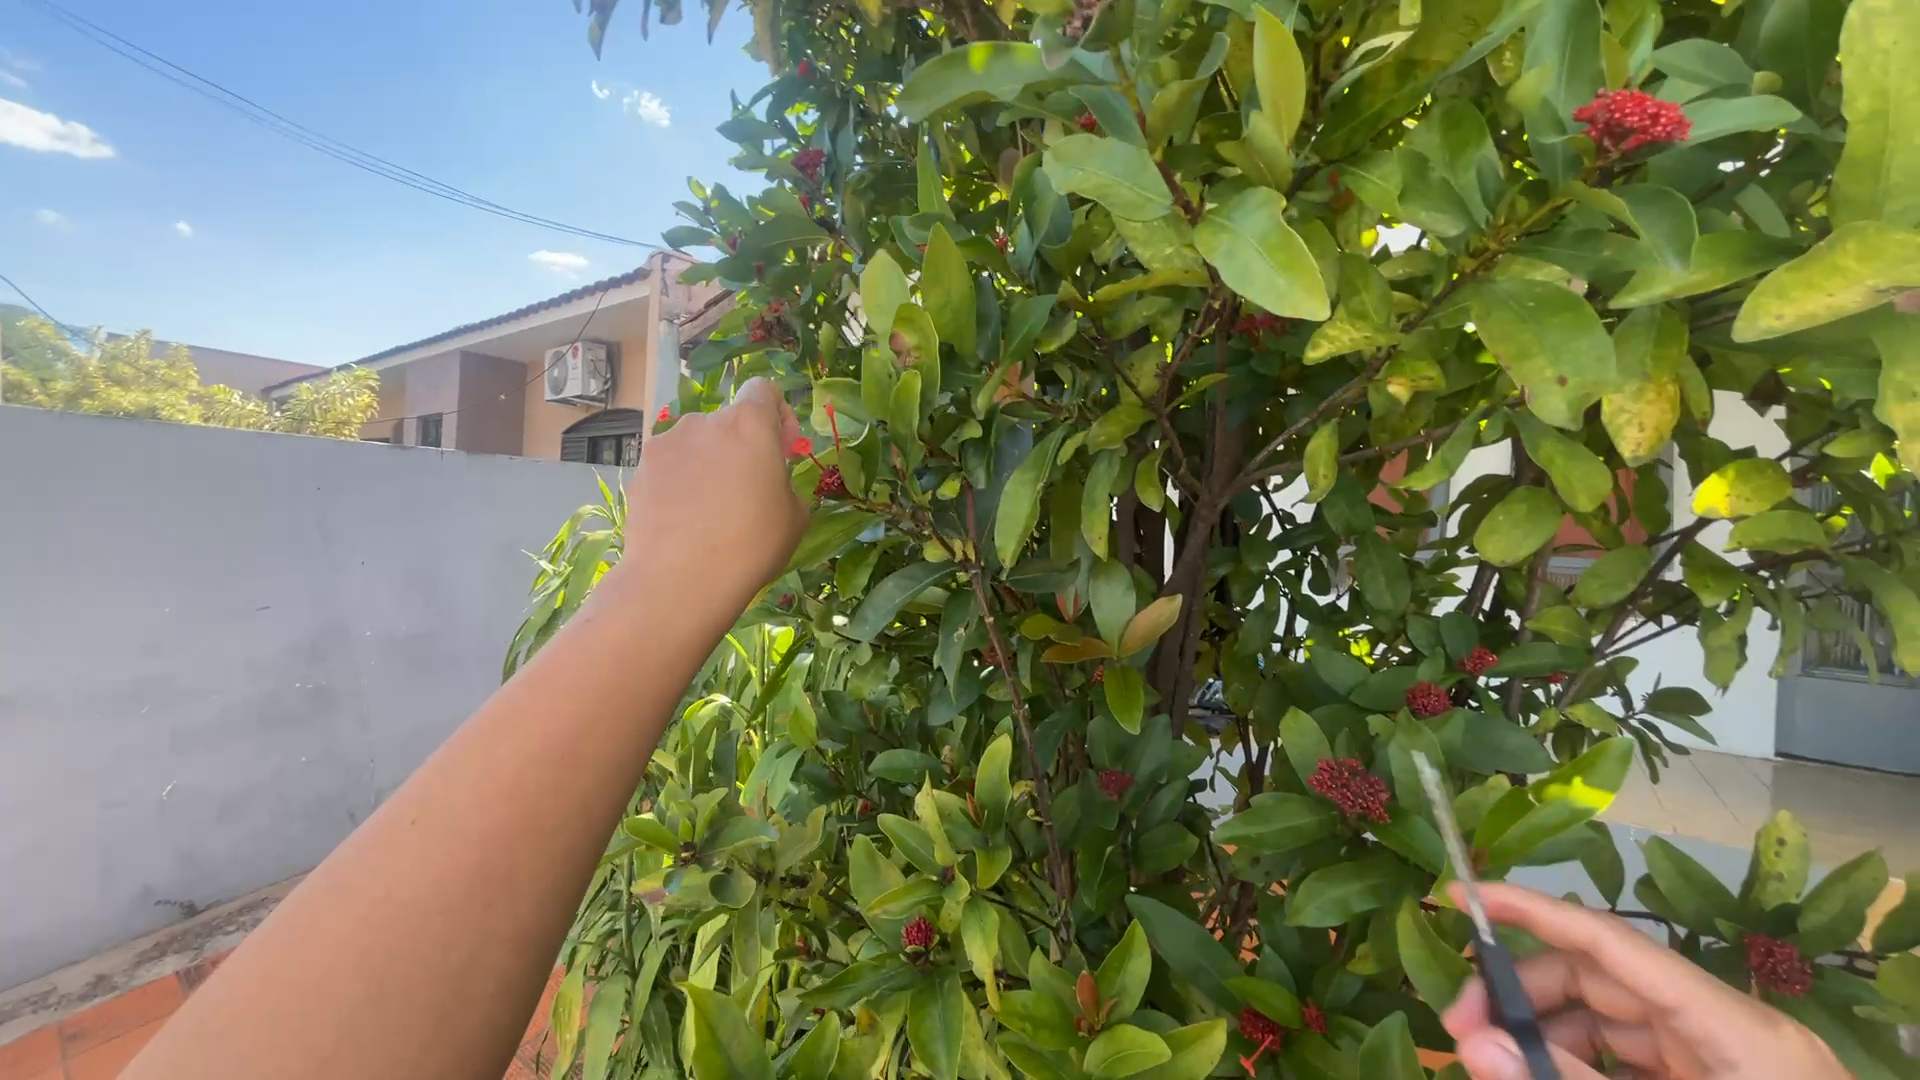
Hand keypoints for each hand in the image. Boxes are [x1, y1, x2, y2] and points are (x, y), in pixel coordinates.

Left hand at [616, 377, 808, 605]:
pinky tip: (685, 520)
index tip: (782, 447)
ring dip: (708, 464)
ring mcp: (666, 444)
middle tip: (747, 490)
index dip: (776, 414)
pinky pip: (671, 468)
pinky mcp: (640, 471)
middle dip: (740, 447)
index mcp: (749, 425)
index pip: (763, 390)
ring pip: (696, 445)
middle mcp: (704, 423)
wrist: (680, 580)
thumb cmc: (752, 544)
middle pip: (728, 422)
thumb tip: (770, 480)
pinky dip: (681, 484)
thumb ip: (784, 482)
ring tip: (711, 510)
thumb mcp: (795, 516)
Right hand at [1442, 883, 1847, 1079]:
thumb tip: (1472, 1046)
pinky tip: (1541, 1076)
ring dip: (1542, 1034)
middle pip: (1595, 979)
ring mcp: (1723, 1063)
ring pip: (1605, 1020)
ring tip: (1493, 1060)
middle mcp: (1725, 1028)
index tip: (1458, 898)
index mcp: (1735, 1026)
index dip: (1528, 909)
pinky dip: (1578, 1064)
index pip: (1608, 938)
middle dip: (1520, 995)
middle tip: (1461, 1026)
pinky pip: (1630, 1060)